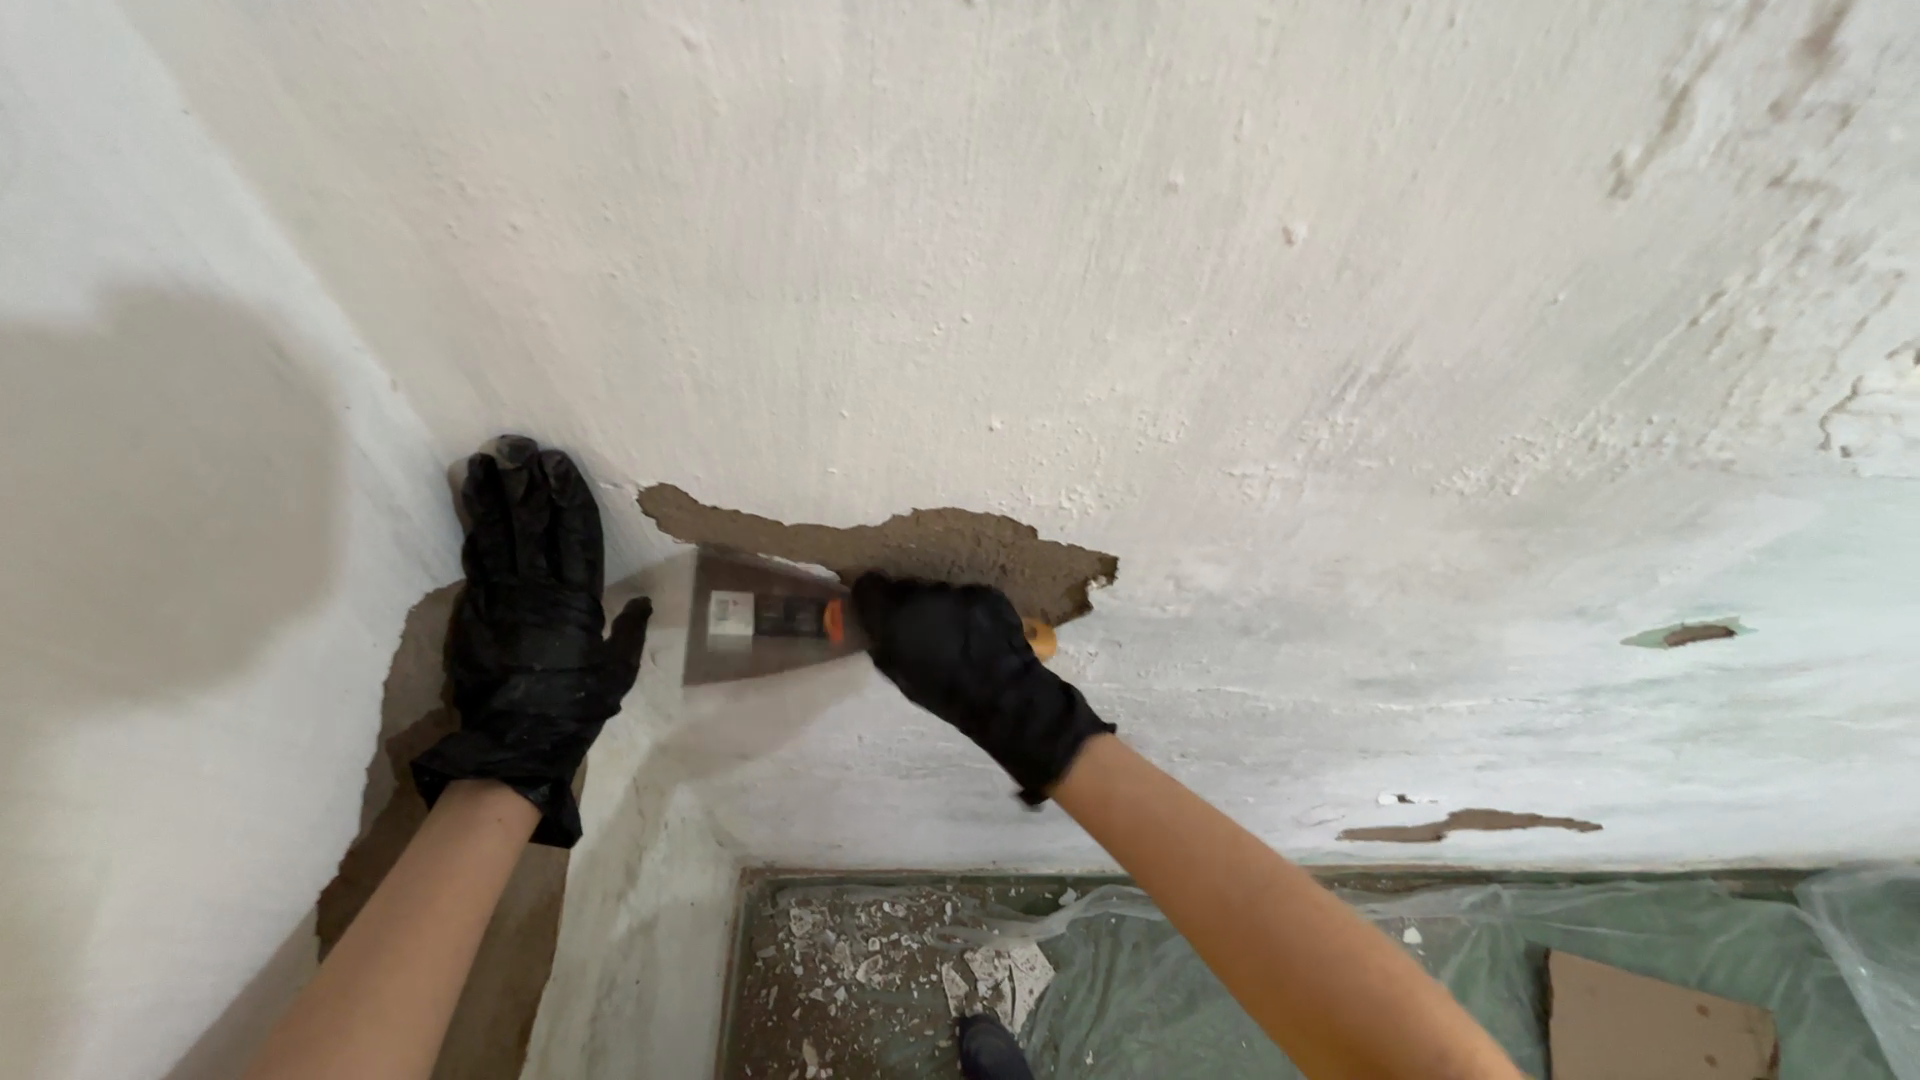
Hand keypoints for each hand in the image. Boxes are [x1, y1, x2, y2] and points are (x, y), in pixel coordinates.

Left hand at [410, 436, 650, 847]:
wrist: (519, 736)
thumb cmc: (578, 703)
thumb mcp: (617, 669)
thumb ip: (626, 631)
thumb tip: (641, 602)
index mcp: (579, 602)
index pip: (576, 537)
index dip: (569, 498)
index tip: (560, 465)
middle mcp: (540, 591)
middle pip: (534, 527)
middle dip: (527, 484)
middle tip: (518, 446)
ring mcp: (503, 598)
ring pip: (498, 537)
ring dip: (491, 497)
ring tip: (483, 461)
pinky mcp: (474, 611)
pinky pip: (475, 562)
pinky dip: (473, 530)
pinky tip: (469, 505)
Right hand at [852, 573, 1112, 803]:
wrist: (1001, 694)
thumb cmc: (942, 693)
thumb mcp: (897, 673)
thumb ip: (882, 643)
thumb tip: (877, 629)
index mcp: (894, 613)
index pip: (869, 584)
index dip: (872, 597)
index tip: (877, 610)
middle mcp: (923, 592)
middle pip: (906, 587)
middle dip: (908, 605)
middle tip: (919, 629)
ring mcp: (957, 589)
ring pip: (939, 592)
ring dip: (940, 607)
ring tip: (953, 634)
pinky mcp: (986, 592)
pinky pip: (968, 597)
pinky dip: (968, 611)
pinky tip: (977, 633)